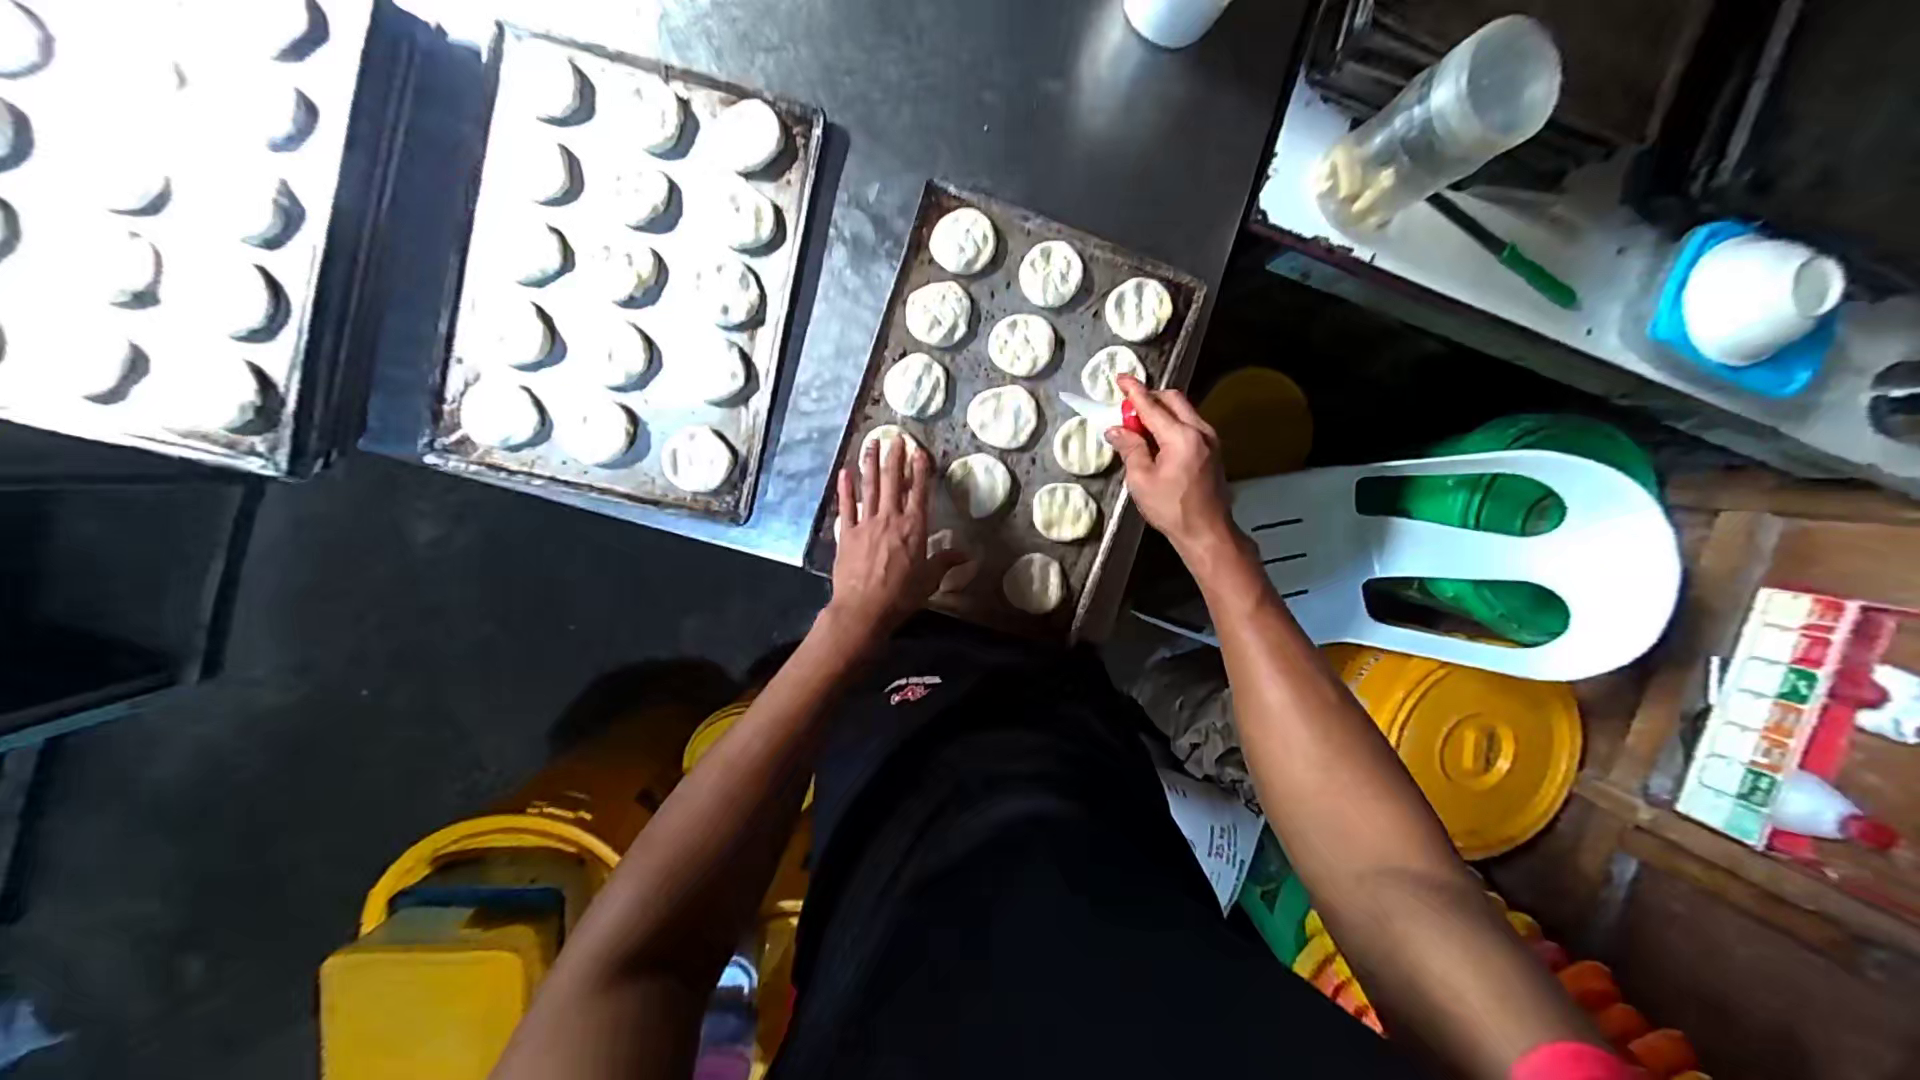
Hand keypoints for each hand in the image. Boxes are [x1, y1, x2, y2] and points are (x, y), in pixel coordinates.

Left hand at [825, 435, 968, 643]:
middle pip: (893, 482)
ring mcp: (866, 524)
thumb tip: (967, 554)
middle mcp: (890, 519)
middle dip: (895, 458)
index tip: (920, 451)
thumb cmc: (901, 596)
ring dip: (871, 464)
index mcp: (914, 528)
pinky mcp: (846, 534)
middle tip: (895, 437)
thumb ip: (946, 562)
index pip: (919, 492)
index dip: (920, 469)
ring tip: (872, 443)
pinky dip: (845, 489)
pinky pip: (846, 506)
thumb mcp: (930, 580)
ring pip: (869, 487)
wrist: (864, 609)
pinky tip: (844, 472)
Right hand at [1106, 375, 1236, 556]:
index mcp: (1181, 437)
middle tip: (1127, 409)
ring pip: (1183, 410)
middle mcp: (1199, 431)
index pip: (1152, 405)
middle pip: (1172, 399)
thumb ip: (1130, 448)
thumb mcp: (1141, 480)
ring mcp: (1210, 439)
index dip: (1133, 391)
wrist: (1206, 531)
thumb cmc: (1172, 509)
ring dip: (1160, 411)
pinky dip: (1171, 423)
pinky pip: (1189, 424)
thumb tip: (1116, 430)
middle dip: (1149, 397)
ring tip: (1139, 427)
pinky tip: (1157, 440)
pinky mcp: (1212, 450)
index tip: (1121, 378)